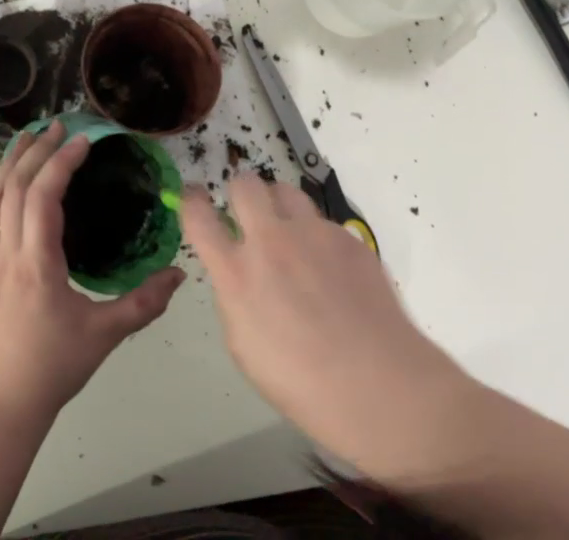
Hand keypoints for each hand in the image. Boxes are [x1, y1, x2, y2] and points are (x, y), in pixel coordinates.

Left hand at [0, 122, 184, 416]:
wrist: (4, 400)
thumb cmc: (54, 366)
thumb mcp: (105, 335)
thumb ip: (144, 303)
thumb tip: (179, 274)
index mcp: (38, 262)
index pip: (45, 197)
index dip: (62, 163)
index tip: (83, 141)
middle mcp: (8, 253)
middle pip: (14, 188)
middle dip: (35, 152)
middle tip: (57, 126)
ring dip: (8, 166)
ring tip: (25, 140)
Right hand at [181, 176, 471, 471]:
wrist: (378, 385)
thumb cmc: (301, 382)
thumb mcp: (243, 345)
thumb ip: (234, 297)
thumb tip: (240, 277)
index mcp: (236, 273)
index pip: (198, 216)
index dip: (190, 200)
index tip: (192, 197)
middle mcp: (271, 241)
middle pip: (245, 184)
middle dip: (239, 193)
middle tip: (247, 214)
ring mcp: (313, 235)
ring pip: (285, 192)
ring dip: (278, 206)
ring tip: (289, 236)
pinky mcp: (349, 239)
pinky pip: (322, 222)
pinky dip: (316, 237)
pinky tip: (331, 272)